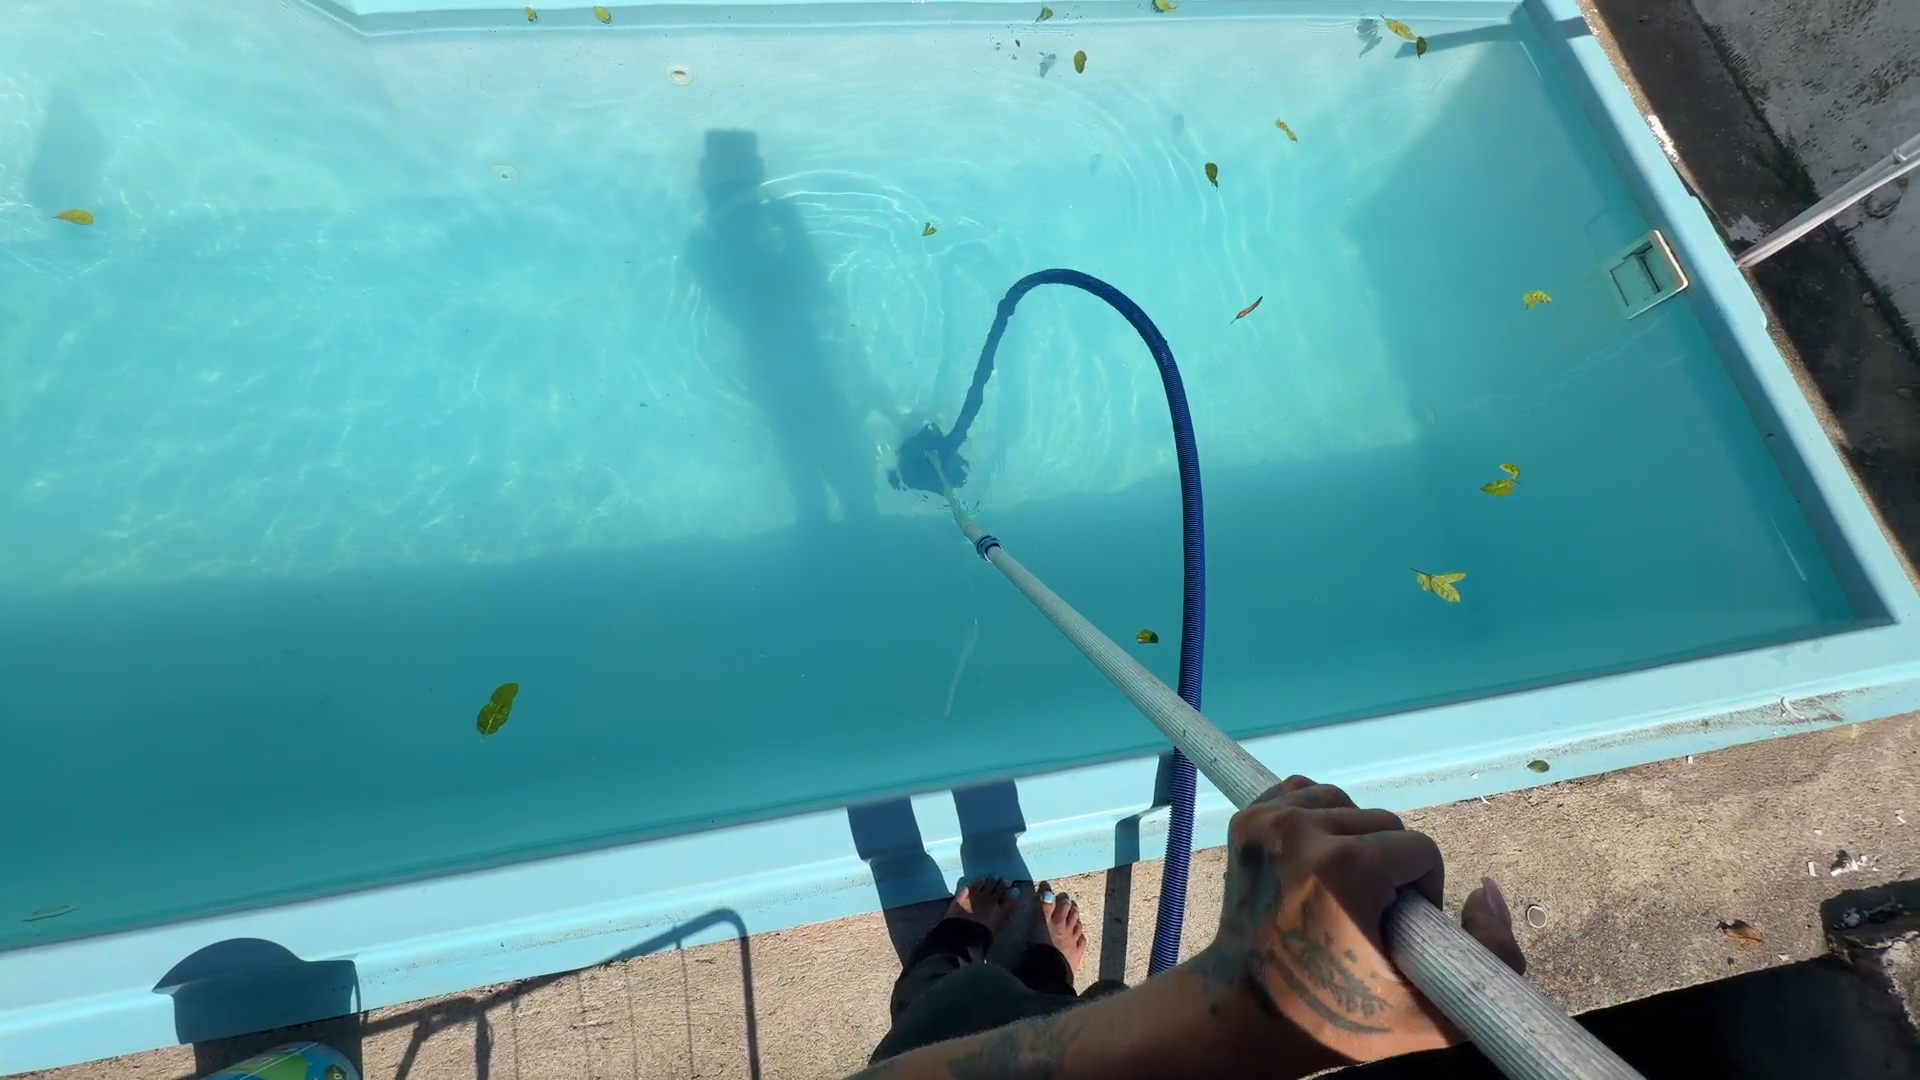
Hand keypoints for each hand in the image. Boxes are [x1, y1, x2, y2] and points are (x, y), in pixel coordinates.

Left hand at [1192, 776, 1523, 1062]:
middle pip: (1382, 820)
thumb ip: (1493, 955)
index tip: (1402, 925)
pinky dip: (1317, 814)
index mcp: (1345, 865)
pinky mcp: (1245, 819)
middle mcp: (1300, 829)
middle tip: (1372, 908)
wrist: (1251, 1010)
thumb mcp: (1438, 1013)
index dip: (1424, 891)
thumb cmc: (1343, 1017)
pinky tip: (1319, 852)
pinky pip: (1299, 792)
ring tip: (1348, 880)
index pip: (1420, 848)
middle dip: (1390, 862)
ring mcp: (1267, 820)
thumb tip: (1487, 888)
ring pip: (1342, 801)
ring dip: (1355, 834)